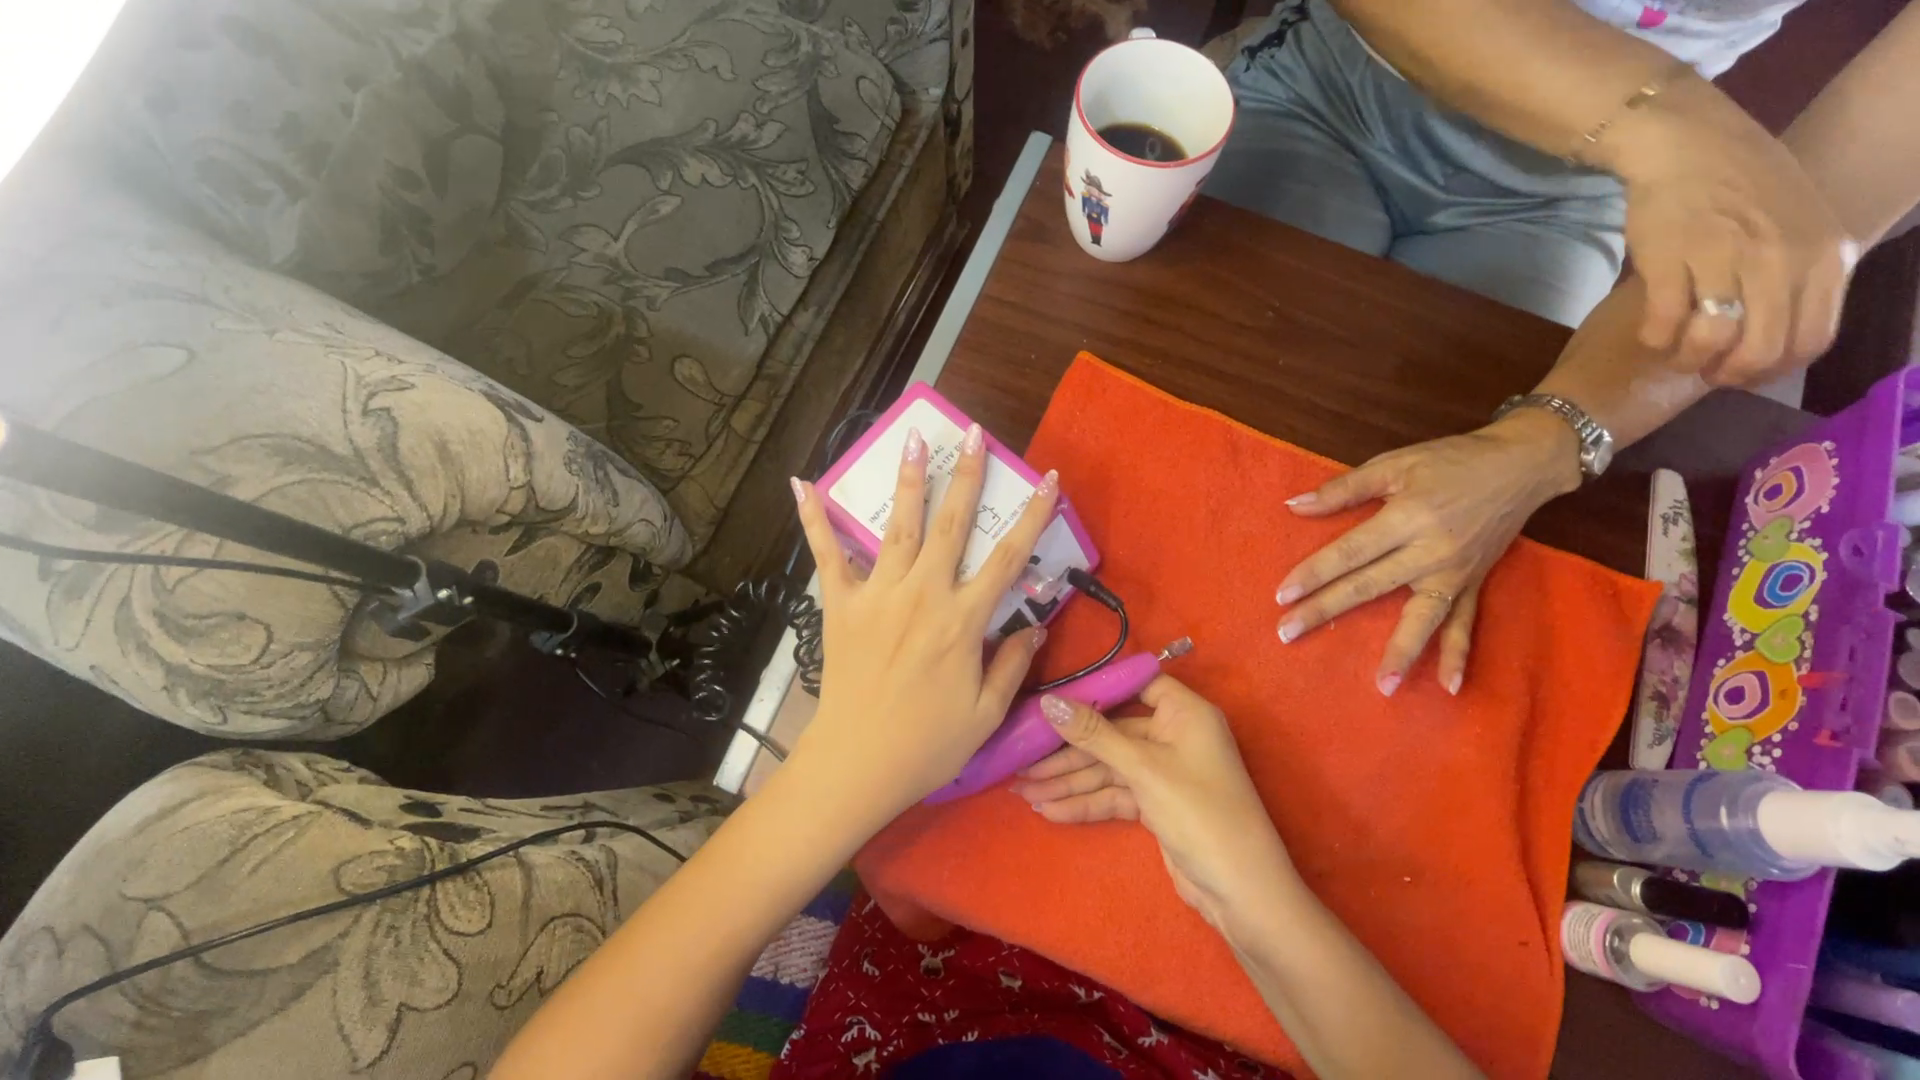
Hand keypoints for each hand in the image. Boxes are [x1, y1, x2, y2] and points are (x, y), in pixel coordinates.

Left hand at [787, 423, 1059, 819]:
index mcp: (964, 621)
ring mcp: (878, 596)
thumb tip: (1035, 624)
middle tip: (973, 433)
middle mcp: (923, 595)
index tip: (1048, 480)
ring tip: (914, 439)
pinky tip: (802, 483)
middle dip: (966, 476)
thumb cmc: (929, 745)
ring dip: (909, 481)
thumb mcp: (987, 713)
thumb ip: (1013, 663)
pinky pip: (827, 555)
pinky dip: (814, 519)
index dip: (1032, 516)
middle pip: (951, 525)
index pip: (1008, 558)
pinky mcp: (840, 606)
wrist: (858, 763)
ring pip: (898, 527)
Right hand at [1012, 676, 1297, 931]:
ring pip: (1109, 768)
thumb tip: (1048, 701)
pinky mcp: (1157, 805)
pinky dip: (1085, 803)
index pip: (1135, 685)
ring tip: (1025, 792)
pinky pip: (1115, 795)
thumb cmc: (1200, 813)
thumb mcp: (1144, 769)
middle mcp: (1175, 736)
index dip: (1095, 689)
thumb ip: (1094, 735)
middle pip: (1113, 733)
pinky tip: (1050, 810)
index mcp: (1185, 714)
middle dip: (1068, 752)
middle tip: (1022, 760)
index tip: (1051, 697)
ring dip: (1070, 781)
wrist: (1241, 892)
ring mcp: (1165, 773)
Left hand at [1274, 410, 1580, 695]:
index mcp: (1406, 518)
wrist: (1522, 464)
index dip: (1314, 573)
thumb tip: (1295, 505)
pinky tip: (1451, 686)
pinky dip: (1460, 654)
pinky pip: (1466, 624)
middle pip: (1369, 586)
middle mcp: (1429, 552)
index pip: (1350, 552)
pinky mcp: (1474, 583)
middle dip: (1326, 610)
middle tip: (1287, 634)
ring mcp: (1454, 573)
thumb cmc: (1450, 460)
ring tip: (1382, 686)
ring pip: (1421, 617)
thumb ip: (1345, 488)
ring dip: (1401, 652)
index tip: (1282, 596)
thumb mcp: (1395, 463)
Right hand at [1601, 79, 1856, 386]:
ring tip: (1675, 354)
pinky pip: (1664, 321)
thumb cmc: (1744, 186)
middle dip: (1728, 373)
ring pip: (1712, 339)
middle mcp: (1782, 260)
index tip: (1744, 371)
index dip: (1773, 370)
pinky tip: (1650, 333)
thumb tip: (1773, 333)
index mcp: (1825, 255)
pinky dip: (1655, 337)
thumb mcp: (1798, 228)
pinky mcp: (1670, 261)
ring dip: (1688, 359)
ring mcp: (1725, 260)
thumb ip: (1797, 276)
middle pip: (1761, 348)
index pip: (1813, 339)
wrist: (1690, 145)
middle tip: (1705, 370)